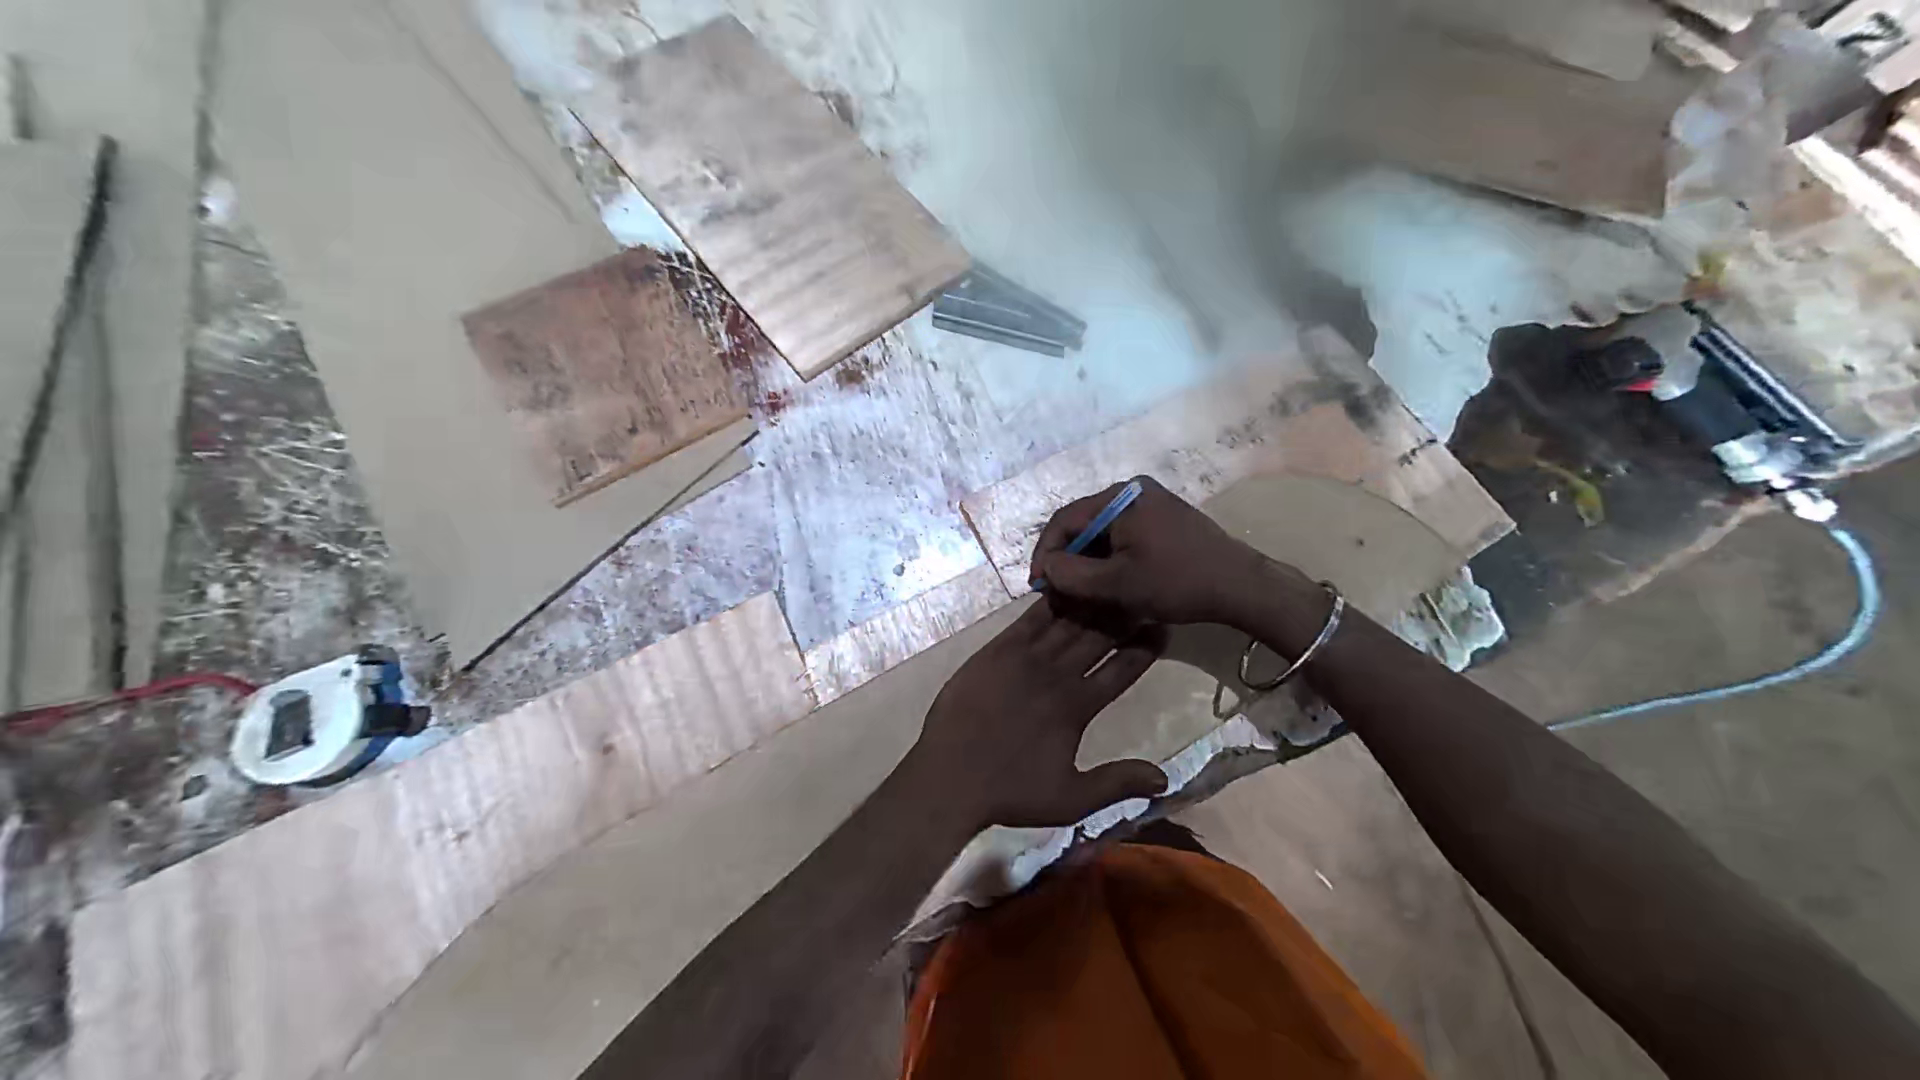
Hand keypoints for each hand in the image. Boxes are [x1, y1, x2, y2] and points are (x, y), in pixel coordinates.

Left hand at [903, 600, 1168, 830]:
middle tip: (1139, 594)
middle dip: (1122, 615)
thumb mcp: (1070, 800)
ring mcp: (1023, 659)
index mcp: (1077, 707)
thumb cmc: (1009, 792)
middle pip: (1097, 637)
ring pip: (1065, 622)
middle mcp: (1056, 675)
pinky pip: (1028, 620)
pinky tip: (1062, 586)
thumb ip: (1117, 784)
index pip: (1121, 669)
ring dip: (1089, 604)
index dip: (1143, 649)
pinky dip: (1047, 603)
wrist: (948, 777)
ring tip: (1108, 584)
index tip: (1161, 629)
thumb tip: (1163, 779)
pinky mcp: (995, 651)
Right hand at [1028, 476, 1276, 625]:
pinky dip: (1109, 557)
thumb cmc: (1177, 583)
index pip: (1065, 520)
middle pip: (1083, 524)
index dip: (1046, 553)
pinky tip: (1107, 581)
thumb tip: (1045, 568)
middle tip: (1057, 590)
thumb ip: (1071, 575)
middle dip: (1067, 558)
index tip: (1038, 584)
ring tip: (1080, 590)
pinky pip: (1123, 534)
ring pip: (1102, 531)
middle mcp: (1132, 491)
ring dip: (1087, 560)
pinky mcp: (1163, 517)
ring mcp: (1150, 502)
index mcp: (1120, 498)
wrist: (1241, 587)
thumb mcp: (1116, 585)